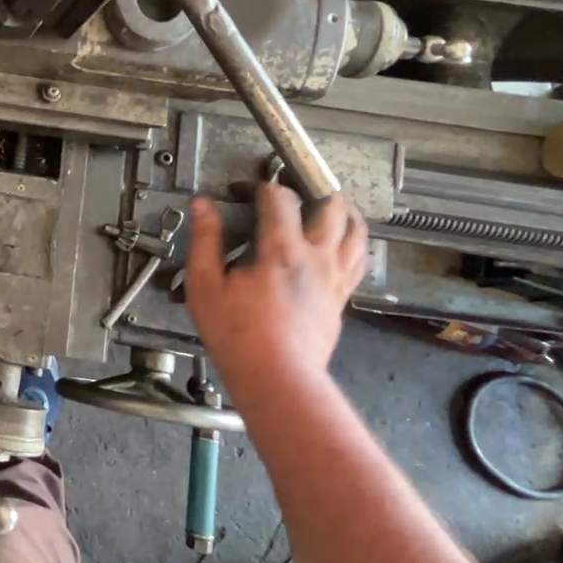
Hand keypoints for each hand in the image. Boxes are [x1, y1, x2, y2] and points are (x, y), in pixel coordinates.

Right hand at [184, 185, 367, 384]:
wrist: (276, 376)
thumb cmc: (236, 333)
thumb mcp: (204, 284)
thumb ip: (205, 240)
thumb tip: (203, 205)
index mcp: (281, 252)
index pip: (280, 201)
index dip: (264, 187)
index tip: (249, 189)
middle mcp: (316, 259)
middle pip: (332, 209)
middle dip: (315, 190)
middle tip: (298, 185)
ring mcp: (335, 279)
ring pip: (356, 232)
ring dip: (344, 212)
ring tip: (330, 203)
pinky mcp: (342, 298)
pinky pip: (359, 260)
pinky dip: (353, 242)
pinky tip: (344, 242)